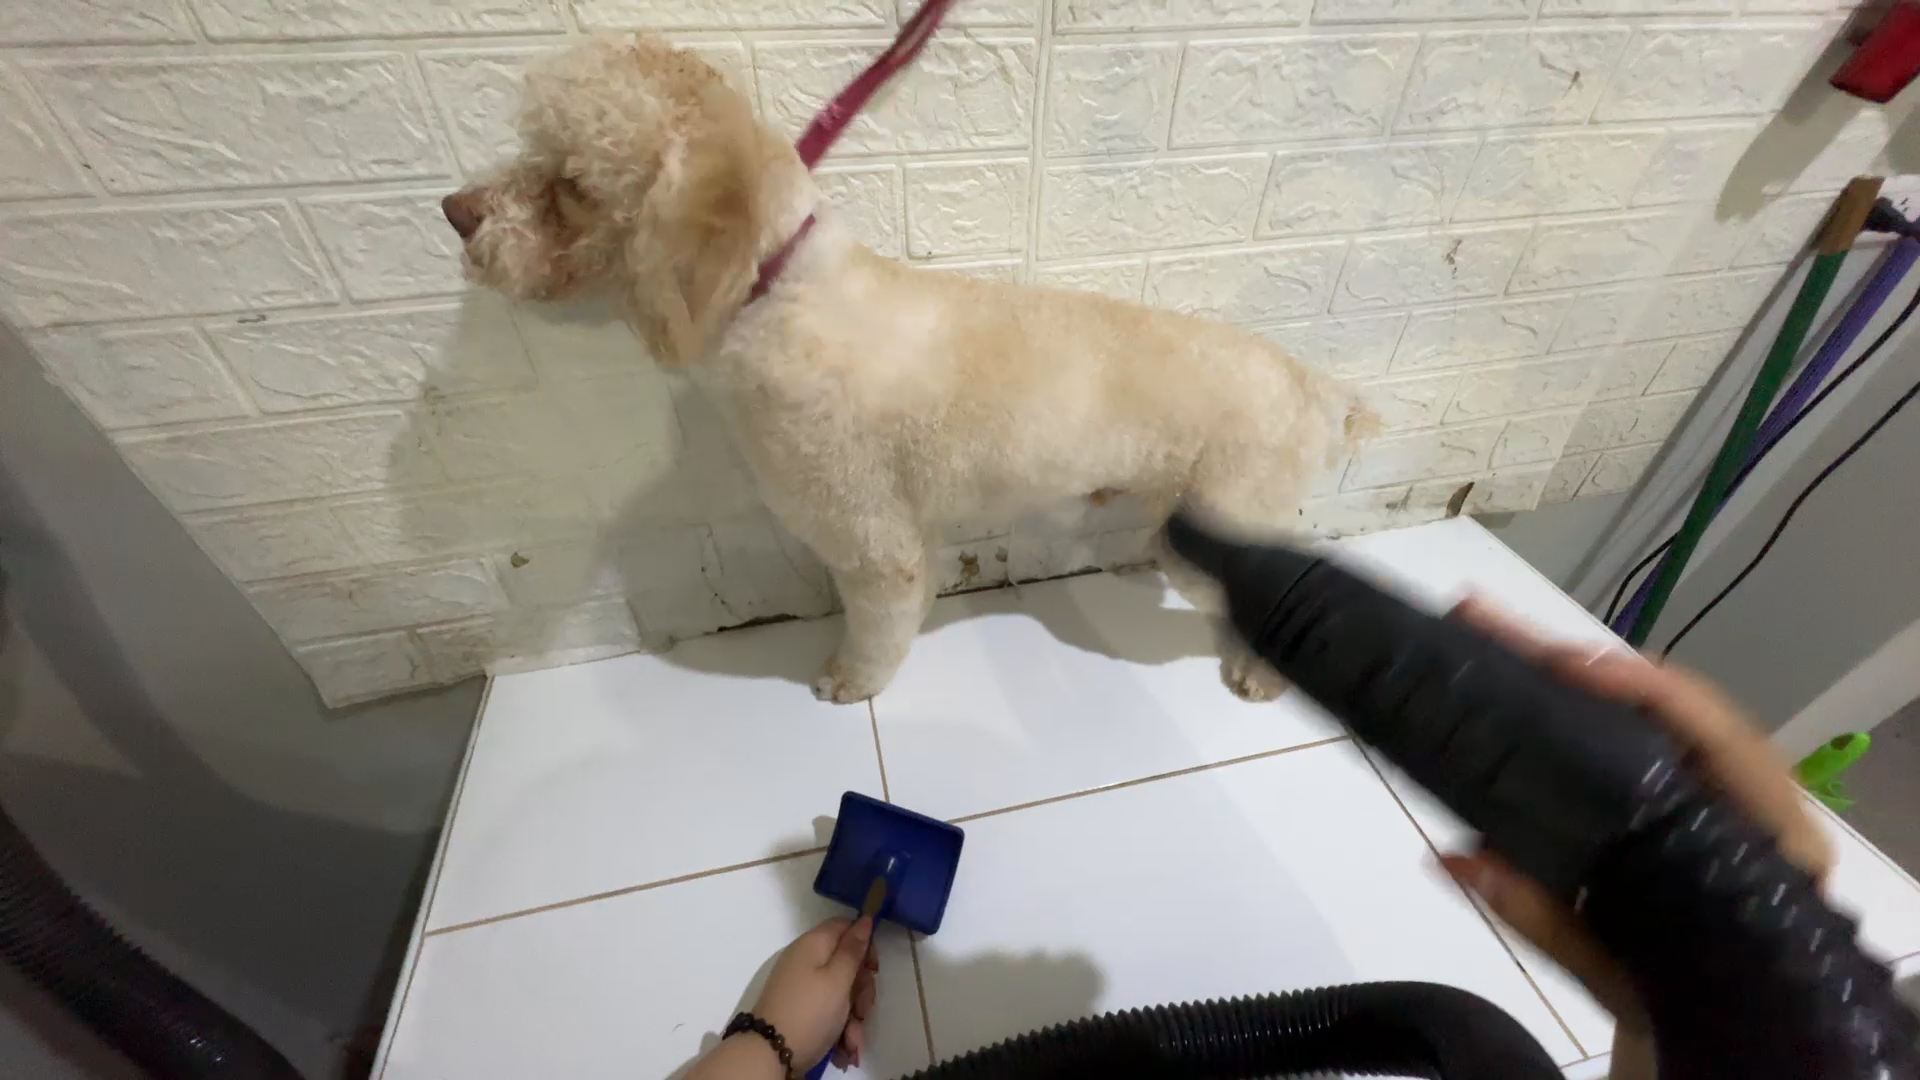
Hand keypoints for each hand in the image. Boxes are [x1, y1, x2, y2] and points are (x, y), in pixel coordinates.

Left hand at [752, 916, 878, 1070]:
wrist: (767, 1057)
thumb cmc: (809, 1012)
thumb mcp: (838, 979)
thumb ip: (854, 949)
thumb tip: (865, 919)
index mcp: (814, 944)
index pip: (846, 927)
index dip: (865, 944)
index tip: (874, 970)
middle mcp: (806, 961)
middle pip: (845, 963)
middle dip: (861, 990)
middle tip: (864, 1011)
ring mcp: (801, 987)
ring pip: (839, 992)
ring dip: (852, 1016)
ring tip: (853, 1042)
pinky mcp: (799, 1011)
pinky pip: (826, 1011)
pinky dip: (838, 1028)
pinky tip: (844, 1050)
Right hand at [1438, 598, 1831, 1030]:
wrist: (1721, 1033)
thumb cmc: (1697, 1007)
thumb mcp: (1624, 976)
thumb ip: (1550, 924)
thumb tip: (1452, 860)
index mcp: (1761, 842)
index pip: (1717, 739)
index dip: (1646, 691)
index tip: (1565, 663)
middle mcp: (1727, 799)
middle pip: (1653, 702)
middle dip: (1563, 653)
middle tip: (1481, 617)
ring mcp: (1683, 792)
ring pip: (1624, 707)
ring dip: (1549, 663)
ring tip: (1479, 629)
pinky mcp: (1642, 794)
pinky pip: (1600, 730)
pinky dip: (1548, 696)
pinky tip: (1499, 670)